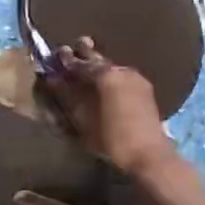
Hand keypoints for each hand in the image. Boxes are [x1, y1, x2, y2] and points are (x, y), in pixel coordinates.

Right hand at [45, 38, 180, 176]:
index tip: (57, 54)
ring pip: (112, 67)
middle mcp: (121, 71)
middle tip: (74, 49)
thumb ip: (68, 97)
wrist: (149, 155)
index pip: (80, 63)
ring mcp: (136, 79)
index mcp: (105, 76)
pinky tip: (106, 85)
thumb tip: (54, 81)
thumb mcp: (83, 121)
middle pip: (98, 59)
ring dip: (99, 67)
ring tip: (88, 71)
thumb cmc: (112, 140)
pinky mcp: (145, 89)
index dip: (67, 60)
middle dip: (85, 54)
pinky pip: (122, 76)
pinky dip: (111, 77)